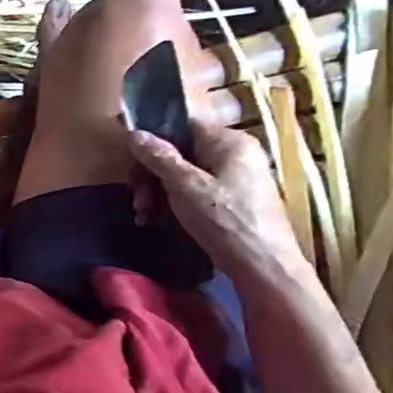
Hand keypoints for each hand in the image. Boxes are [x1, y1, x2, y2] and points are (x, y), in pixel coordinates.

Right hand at [126, 118, 305, 279]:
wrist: (264, 267)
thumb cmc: (224, 220)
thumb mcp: (185, 186)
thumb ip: (160, 157)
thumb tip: (136, 133)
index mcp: (229, 141)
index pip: (182, 125)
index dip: (152, 139)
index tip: (129, 159)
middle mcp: (235, 153)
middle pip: (180, 152)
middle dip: (151, 174)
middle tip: (136, 197)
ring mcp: (236, 177)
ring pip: (184, 174)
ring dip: (158, 192)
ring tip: (144, 215)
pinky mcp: (233, 200)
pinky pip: (196, 191)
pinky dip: (174, 202)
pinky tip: (157, 220)